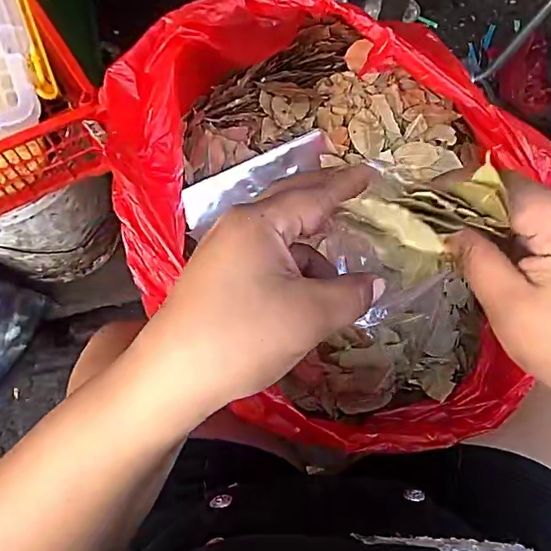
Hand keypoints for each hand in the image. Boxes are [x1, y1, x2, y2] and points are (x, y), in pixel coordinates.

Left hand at [136, 166, 382, 415]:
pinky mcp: (217, 280)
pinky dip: (293, 274)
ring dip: (312, 257)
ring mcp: (223, 254)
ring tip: (338, 289)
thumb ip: (351, 294)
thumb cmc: (244, 336)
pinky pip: (266, 263)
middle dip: (323, 199)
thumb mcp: (311, 315)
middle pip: (289, 204)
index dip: (344, 186)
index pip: (312, 196)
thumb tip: (375, 283)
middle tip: (353, 191)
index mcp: (259, 224)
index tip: (368, 174)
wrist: (174, 376)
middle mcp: (237, 229)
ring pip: (281, 244)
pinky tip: (306, 302)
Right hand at [450, 171, 550, 406]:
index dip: (466, 188)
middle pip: (521, 193)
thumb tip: (449, 230)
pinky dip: (510, 233)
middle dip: (476, 202)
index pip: (511, 188)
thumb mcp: (507, 304)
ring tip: (453, 230)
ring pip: (528, 209)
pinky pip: (540, 226)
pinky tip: (486, 247)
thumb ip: (477, 258)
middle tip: (435, 216)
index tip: (428, 197)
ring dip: (491, 218)